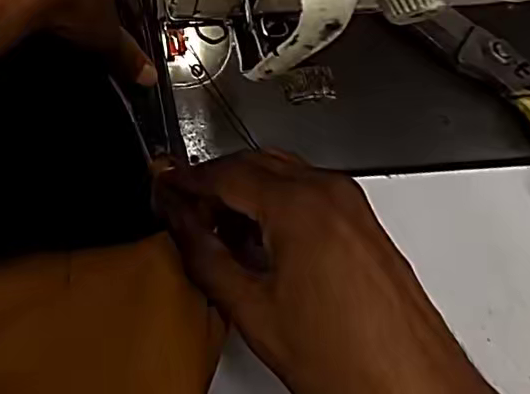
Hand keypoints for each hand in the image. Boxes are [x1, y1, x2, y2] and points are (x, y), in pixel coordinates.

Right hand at [156, 150, 494, 393]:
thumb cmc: (355, 367)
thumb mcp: (256, 313)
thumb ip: (206, 258)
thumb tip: (180, 224)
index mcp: (299, 205)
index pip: (226, 172)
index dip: (188, 179)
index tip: (167, 184)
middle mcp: (328, 191)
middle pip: (253, 162)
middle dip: (214, 180)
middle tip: (185, 205)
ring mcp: (350, 203)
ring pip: (281, 172)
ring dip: (245, 188)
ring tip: (218, 225)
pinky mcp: (362, 220)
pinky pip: (307, 189)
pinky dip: (275, 199)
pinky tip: (260, 237)